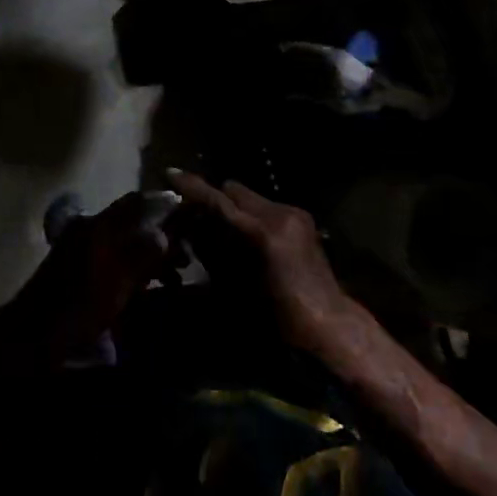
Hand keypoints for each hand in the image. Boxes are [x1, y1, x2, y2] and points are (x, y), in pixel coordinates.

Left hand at [0, 191, 178, 373]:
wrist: (32, 337)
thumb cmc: (76, 306)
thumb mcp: (114, 283)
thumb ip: (140, 254)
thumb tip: (164, 234)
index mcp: (97, 227)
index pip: (136, 203)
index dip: (164, 204)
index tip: (190, 213)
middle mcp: (90, 230)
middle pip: (134, 222)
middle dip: (164, 234)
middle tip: (188, 254)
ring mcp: (83, 249)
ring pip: (127, 241)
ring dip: (152, 253)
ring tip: (176, 273)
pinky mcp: (81, 270)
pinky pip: (116, 257)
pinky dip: (137, 266)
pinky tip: (152, 285)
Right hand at [167, 170, 357, 354]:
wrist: (326, 322)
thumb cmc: (275, 317)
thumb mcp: (233, 285)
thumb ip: (211, 249)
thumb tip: (191, 227)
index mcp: (262, 234)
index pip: (218, 201)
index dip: (192, 187)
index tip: (170, 173)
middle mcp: (279, 213)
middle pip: (233, 189)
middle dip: (213, 199)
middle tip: (196, 218)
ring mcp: (293, 212)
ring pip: (248, 195)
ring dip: (232, 208)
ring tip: (222, 231)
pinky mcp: (301, 215)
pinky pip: (265, 205)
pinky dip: (251, 215)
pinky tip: (247, 237)